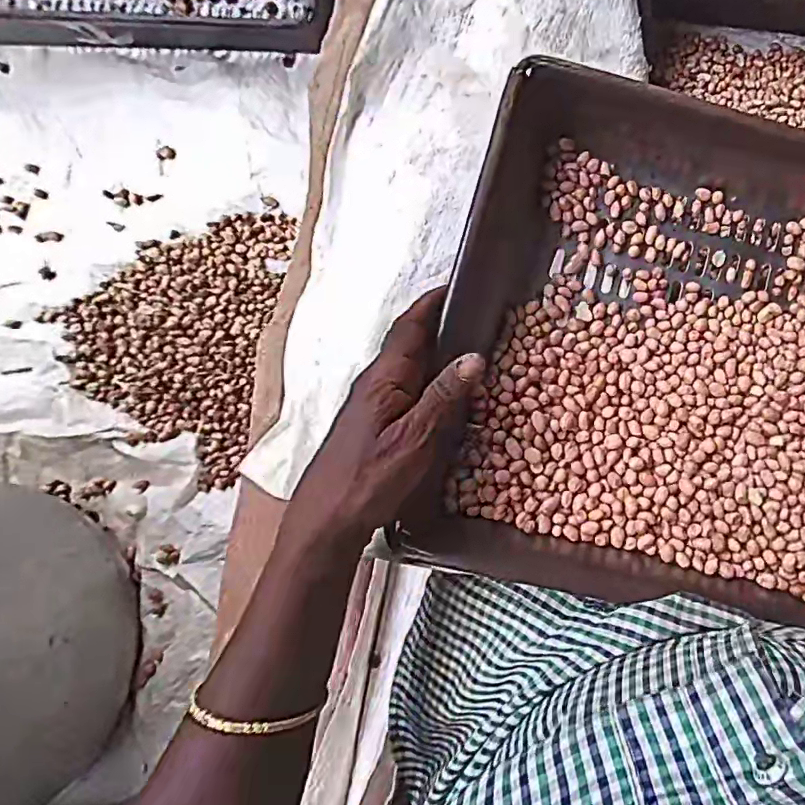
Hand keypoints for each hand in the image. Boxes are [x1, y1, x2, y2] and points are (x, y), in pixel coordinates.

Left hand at [287, 287, 484, 542]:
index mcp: (384, 378)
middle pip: (412, 342)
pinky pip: (411, 389)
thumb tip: (474, 356)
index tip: (458, 283)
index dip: (433, 301)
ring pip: (413, 367)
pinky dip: (434, 380)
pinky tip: (451, 394)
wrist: (326, 521)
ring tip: (474, 348)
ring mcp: (376, 404)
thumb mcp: (414, 439)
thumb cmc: (367, 480)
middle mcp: (378, 384)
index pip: (410, 326)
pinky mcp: (378, 423)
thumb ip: (443, 397)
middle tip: (478, 315)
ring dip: (439, 352)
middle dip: (442, 323)